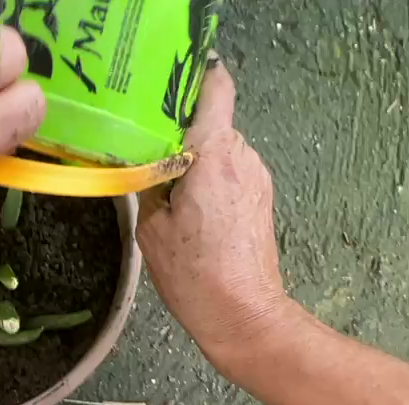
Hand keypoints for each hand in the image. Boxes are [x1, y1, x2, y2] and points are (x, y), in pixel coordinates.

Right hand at [138, 62, 294, 371]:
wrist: (242, 315)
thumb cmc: (194, 275)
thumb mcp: (151, 230)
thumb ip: (148, 185)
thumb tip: (146, 165)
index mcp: (214, 153)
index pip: (214, 87)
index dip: (190, 86)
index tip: (161, 104)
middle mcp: (243, 156)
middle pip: (211, 124)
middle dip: (182, 140)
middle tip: (151, 166)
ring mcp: (258, 178)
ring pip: (220, 153)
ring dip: (196, 168)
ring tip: (173, 204)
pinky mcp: (262, 200)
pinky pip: (231, 177)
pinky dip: (210, 188)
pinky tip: (194, 222)